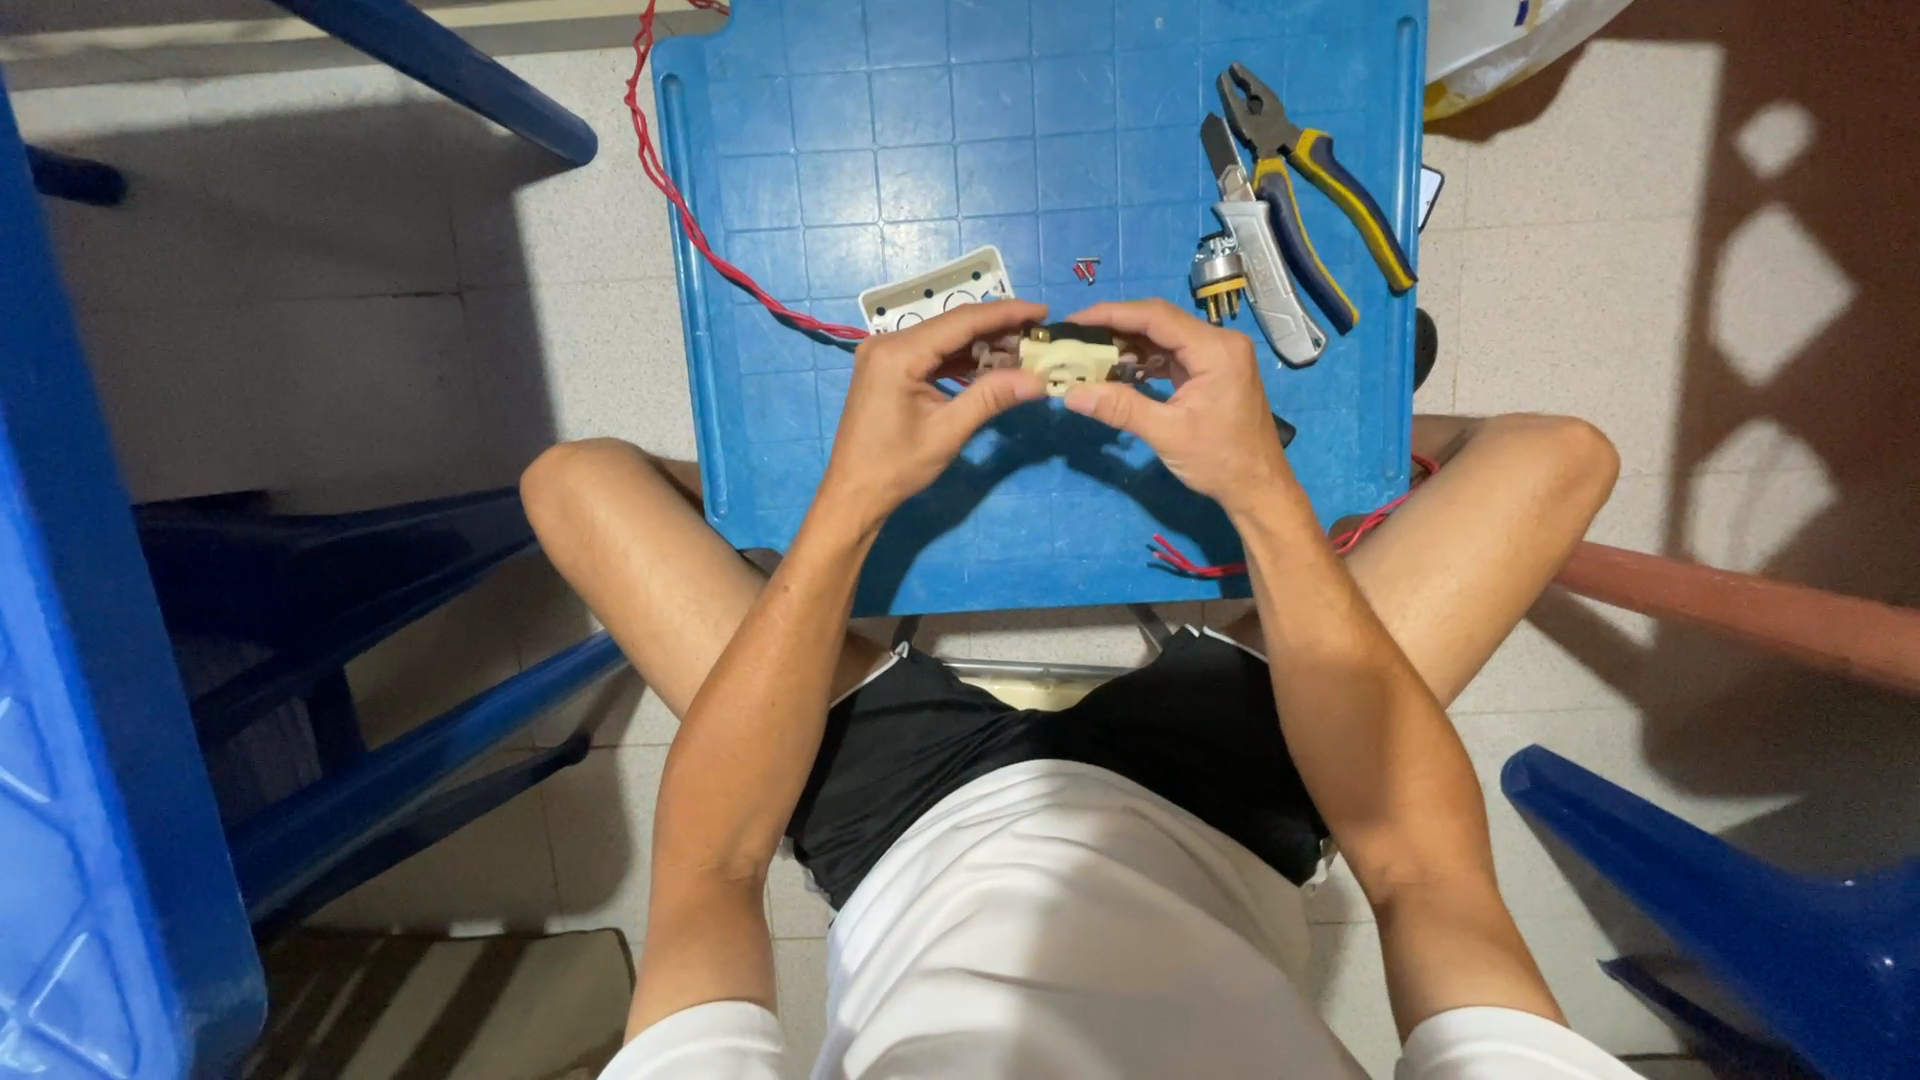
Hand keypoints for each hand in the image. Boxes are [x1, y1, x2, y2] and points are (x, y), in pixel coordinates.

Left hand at [816, 300, 1048, 530]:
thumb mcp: (949, 431)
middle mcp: (887, 342)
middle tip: (1038, 336)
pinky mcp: (887, 367)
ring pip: (943, 337)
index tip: (1043, 312)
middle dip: (997, 328)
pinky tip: (990, 364)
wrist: (854, 492)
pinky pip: (930, 353)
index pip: (962, 321)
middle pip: (953, 324)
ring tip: (1021, 351)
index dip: (1006, 314)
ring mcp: (884, 353)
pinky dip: (960, 359)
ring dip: (981, 344)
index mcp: (898, 353)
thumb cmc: (897, 467)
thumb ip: (992, 397)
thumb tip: (1038, 380)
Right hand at [1061, 299, 1295, 514]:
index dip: (1112, 314)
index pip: (1156, 317)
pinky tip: (1116, 371)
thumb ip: (1119, 408)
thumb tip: (1071, 395)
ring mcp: (1216, 357)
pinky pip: (1171, 356)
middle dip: (1115, 329)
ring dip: (1127, 346)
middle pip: (1159, 322)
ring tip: (1088, 355)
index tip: (1075, 321)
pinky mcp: (1210, 372)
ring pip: (1163, 339)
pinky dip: (1143, 362)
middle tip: (1075, 338)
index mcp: (1215, 349)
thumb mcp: (1166, 433)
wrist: (1257, 486)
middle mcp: (1219, 343)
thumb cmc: (1219, 461)